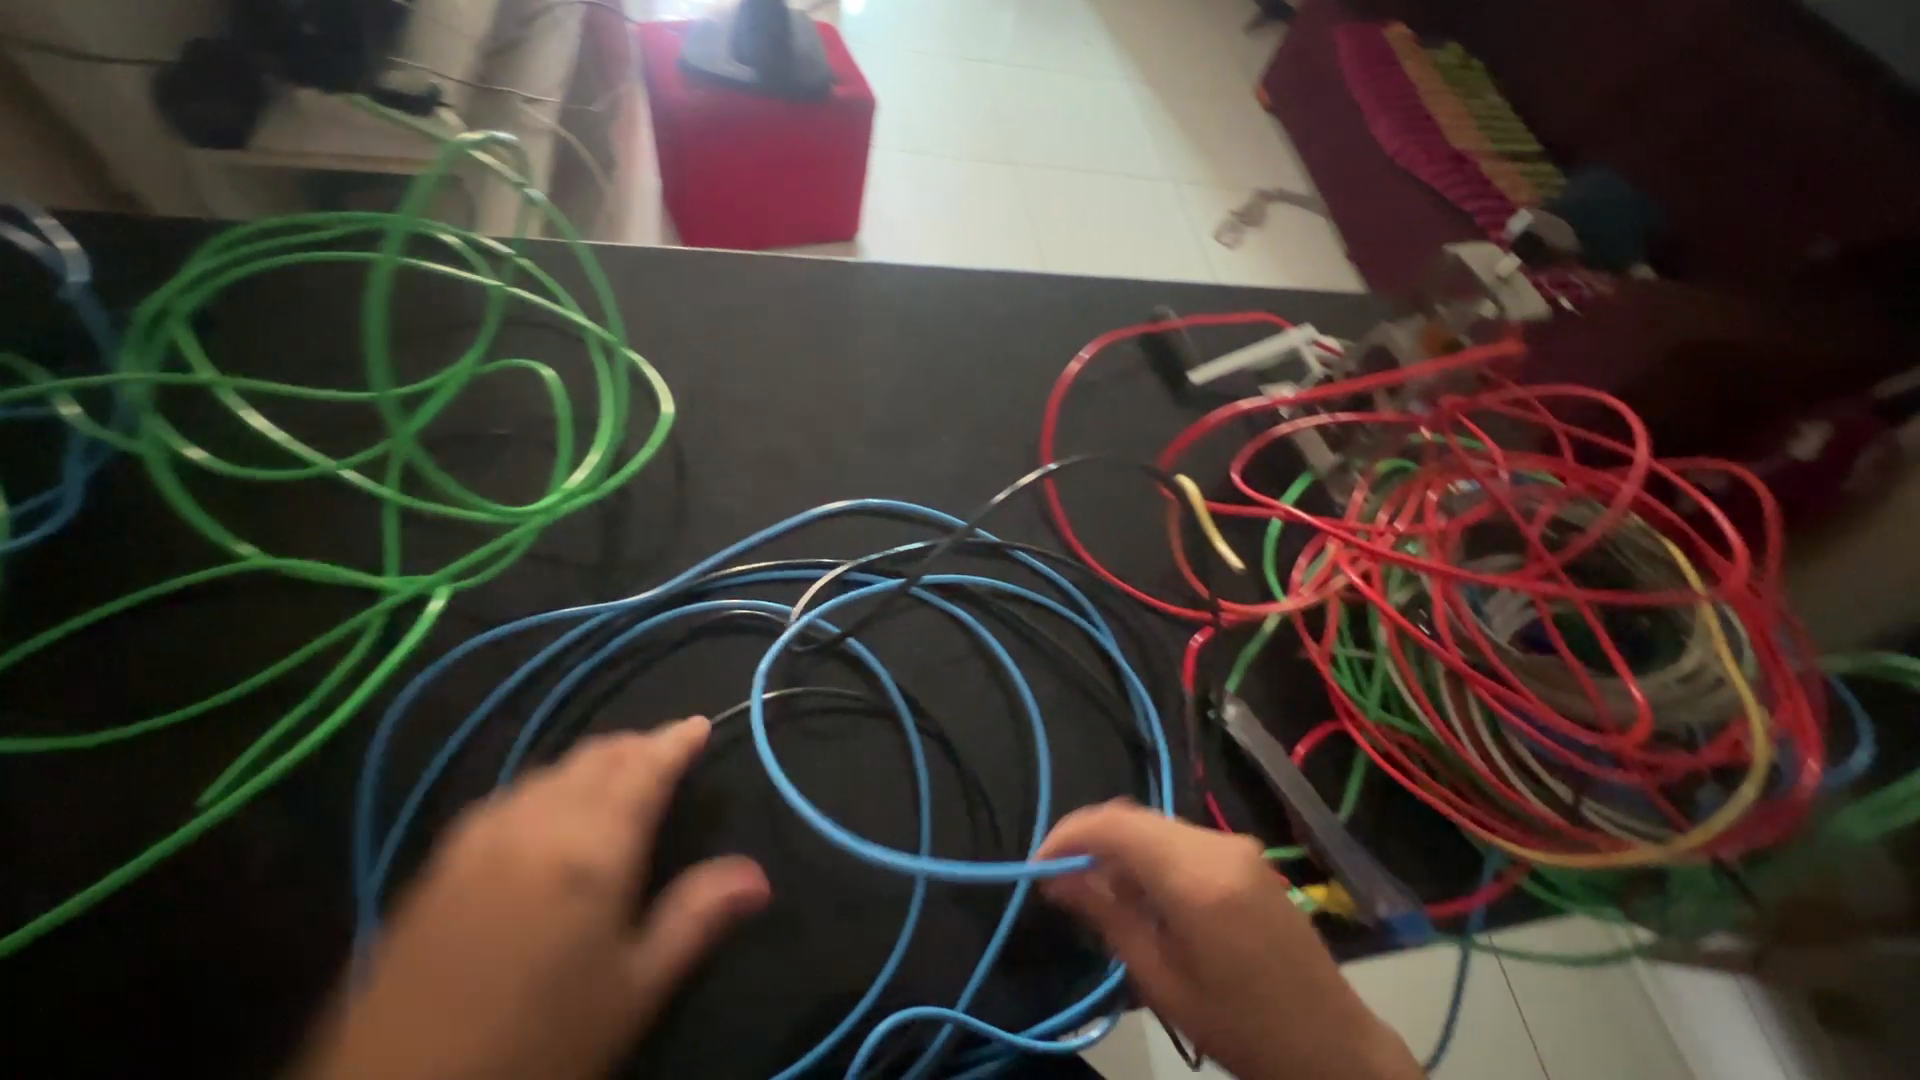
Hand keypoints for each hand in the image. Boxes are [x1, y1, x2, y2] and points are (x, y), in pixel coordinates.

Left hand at [298, 717, 770, 1079]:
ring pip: (547, 772)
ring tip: (615, 774)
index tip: (698, 725)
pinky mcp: (438, 863)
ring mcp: (479, 838)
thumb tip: (758, 876)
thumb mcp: (633, 988)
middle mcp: (535, 823)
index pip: (643, 770)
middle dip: (634, 746)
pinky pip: (508, 797)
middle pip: (593, 760)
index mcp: (591, 847)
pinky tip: (545, 811)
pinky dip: (546, 786)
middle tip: (664, 749)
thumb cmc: (538, 1042)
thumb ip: (696, 918)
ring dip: (590, 763)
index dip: (674, 743)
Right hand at [1037, 801, 1419, 1079]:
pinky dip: (1150, 858)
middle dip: (1091, 843)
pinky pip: (1181, 842)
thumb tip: (1056, 879)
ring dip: (1120, 851)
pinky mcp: (1246, 858)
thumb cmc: (1239, 1026)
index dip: (1068, 836)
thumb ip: (1107, 916)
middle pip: (1134, 820)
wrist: (1331, 1045)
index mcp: (1196, 877)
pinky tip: (1141, 897)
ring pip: (1156, 828)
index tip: (1038, 866)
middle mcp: (1217, 846)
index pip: (1114, 826)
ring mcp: (1237, 847)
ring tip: (1097, 896)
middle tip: (1059, 882)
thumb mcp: (1160, 979)